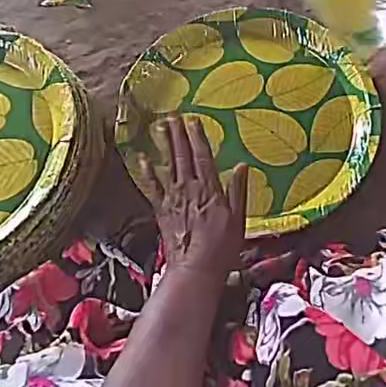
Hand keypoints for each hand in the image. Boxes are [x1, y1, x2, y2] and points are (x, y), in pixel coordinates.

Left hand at [134, 117, 247, 282]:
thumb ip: (238, 191)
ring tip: (161, 128)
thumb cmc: (222, 247)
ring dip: (165, 146)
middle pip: (183, 157)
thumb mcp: (238, 219)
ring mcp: (173, 199)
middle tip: (173, 116)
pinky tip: (143, 160)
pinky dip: (147, 173)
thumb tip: (242, 166)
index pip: (204, 157)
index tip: (193, 120)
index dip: (198, 138)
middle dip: (178, 135)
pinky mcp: (162, 210)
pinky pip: (153, 188)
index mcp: (210, 190)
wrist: (196, 269)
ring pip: (169, 166)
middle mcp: (190, 190)